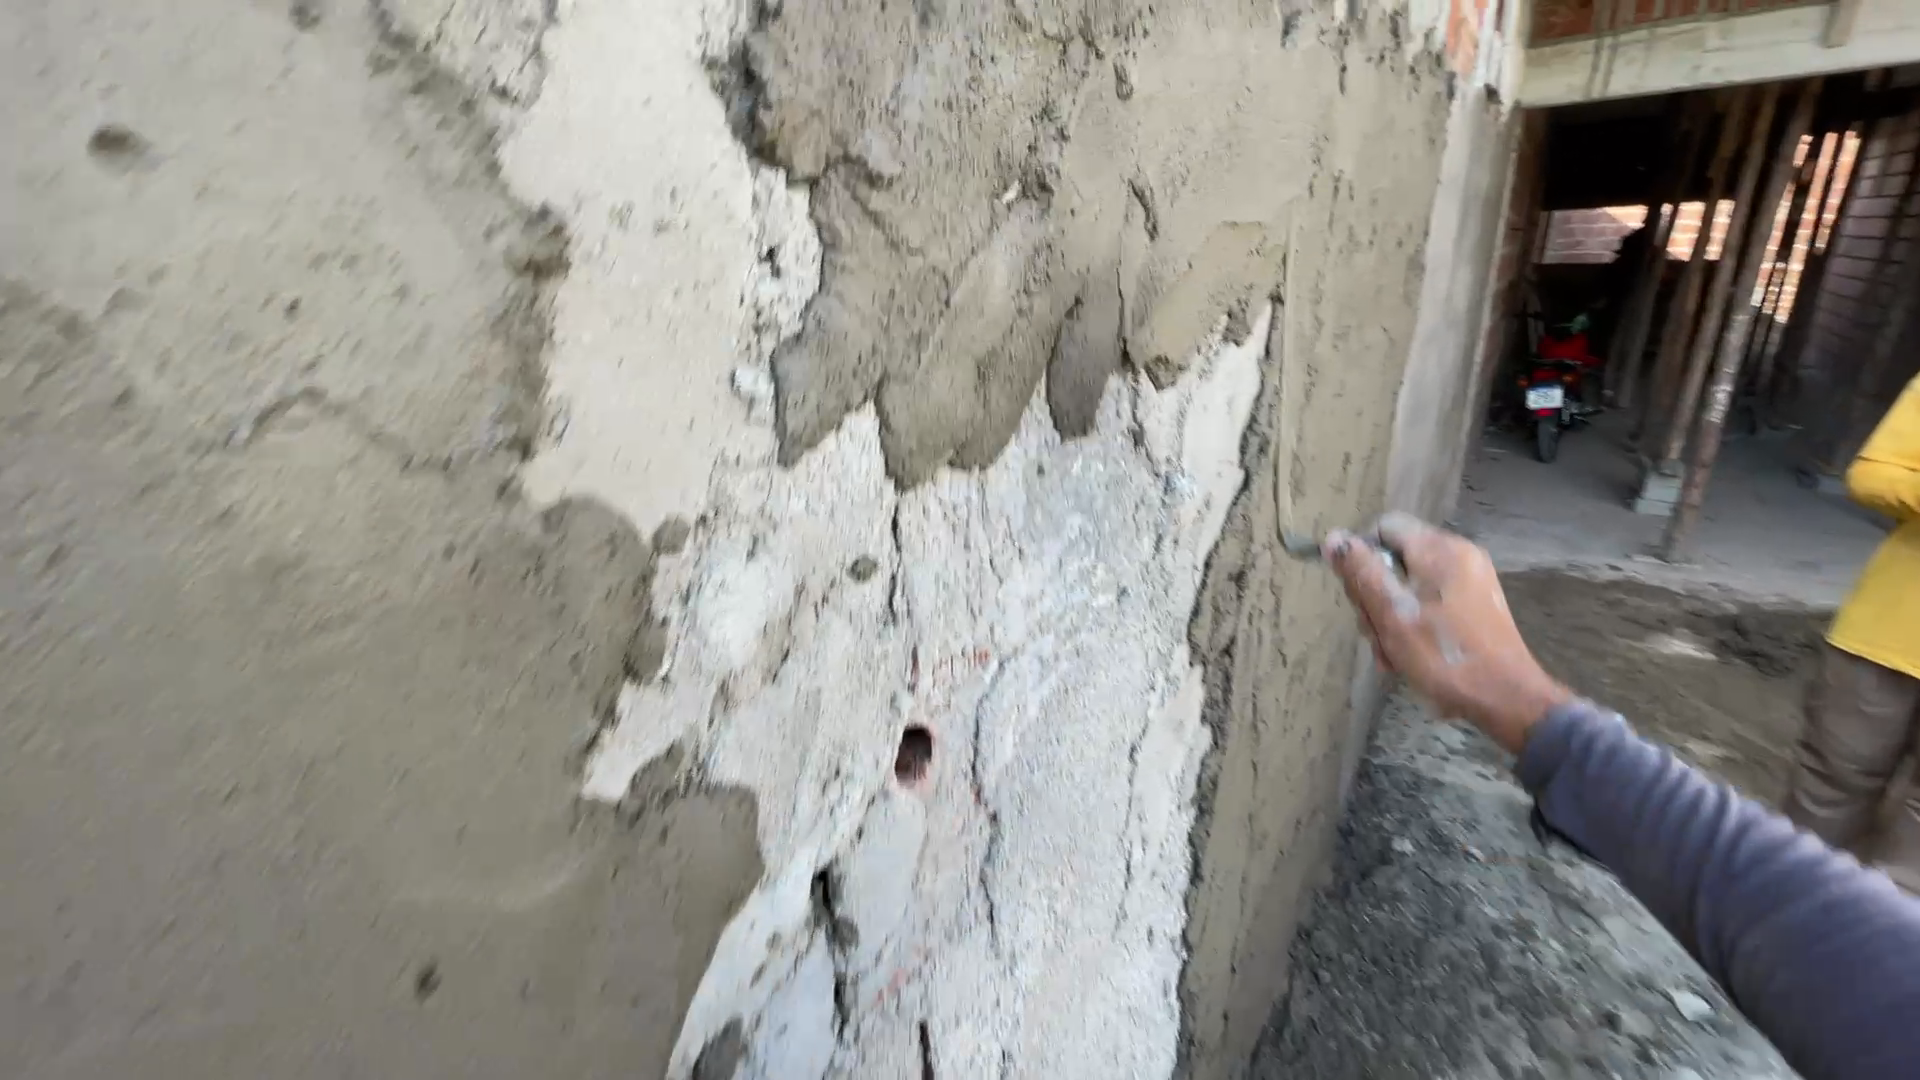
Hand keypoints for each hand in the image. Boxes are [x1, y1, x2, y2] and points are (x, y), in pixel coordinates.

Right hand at [1324, 513, 1571, 753]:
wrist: (1506, 700)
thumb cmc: (1444, 655)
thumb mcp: (1391, 613)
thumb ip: (1361, 572)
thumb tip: (1333, 538)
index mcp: (1440, 550)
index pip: (1383, 527)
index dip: (1361, 556)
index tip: (1360, 595)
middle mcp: (1458, 555)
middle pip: (1392, 557)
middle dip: (1374, 595)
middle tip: (1377, 631)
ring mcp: (1469, 580)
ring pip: (1406, 583)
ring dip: (1389, 616)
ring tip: (1392, 650)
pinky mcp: (1474, 603)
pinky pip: (1427, 600)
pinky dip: (1411, 622)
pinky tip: (1409, 652)